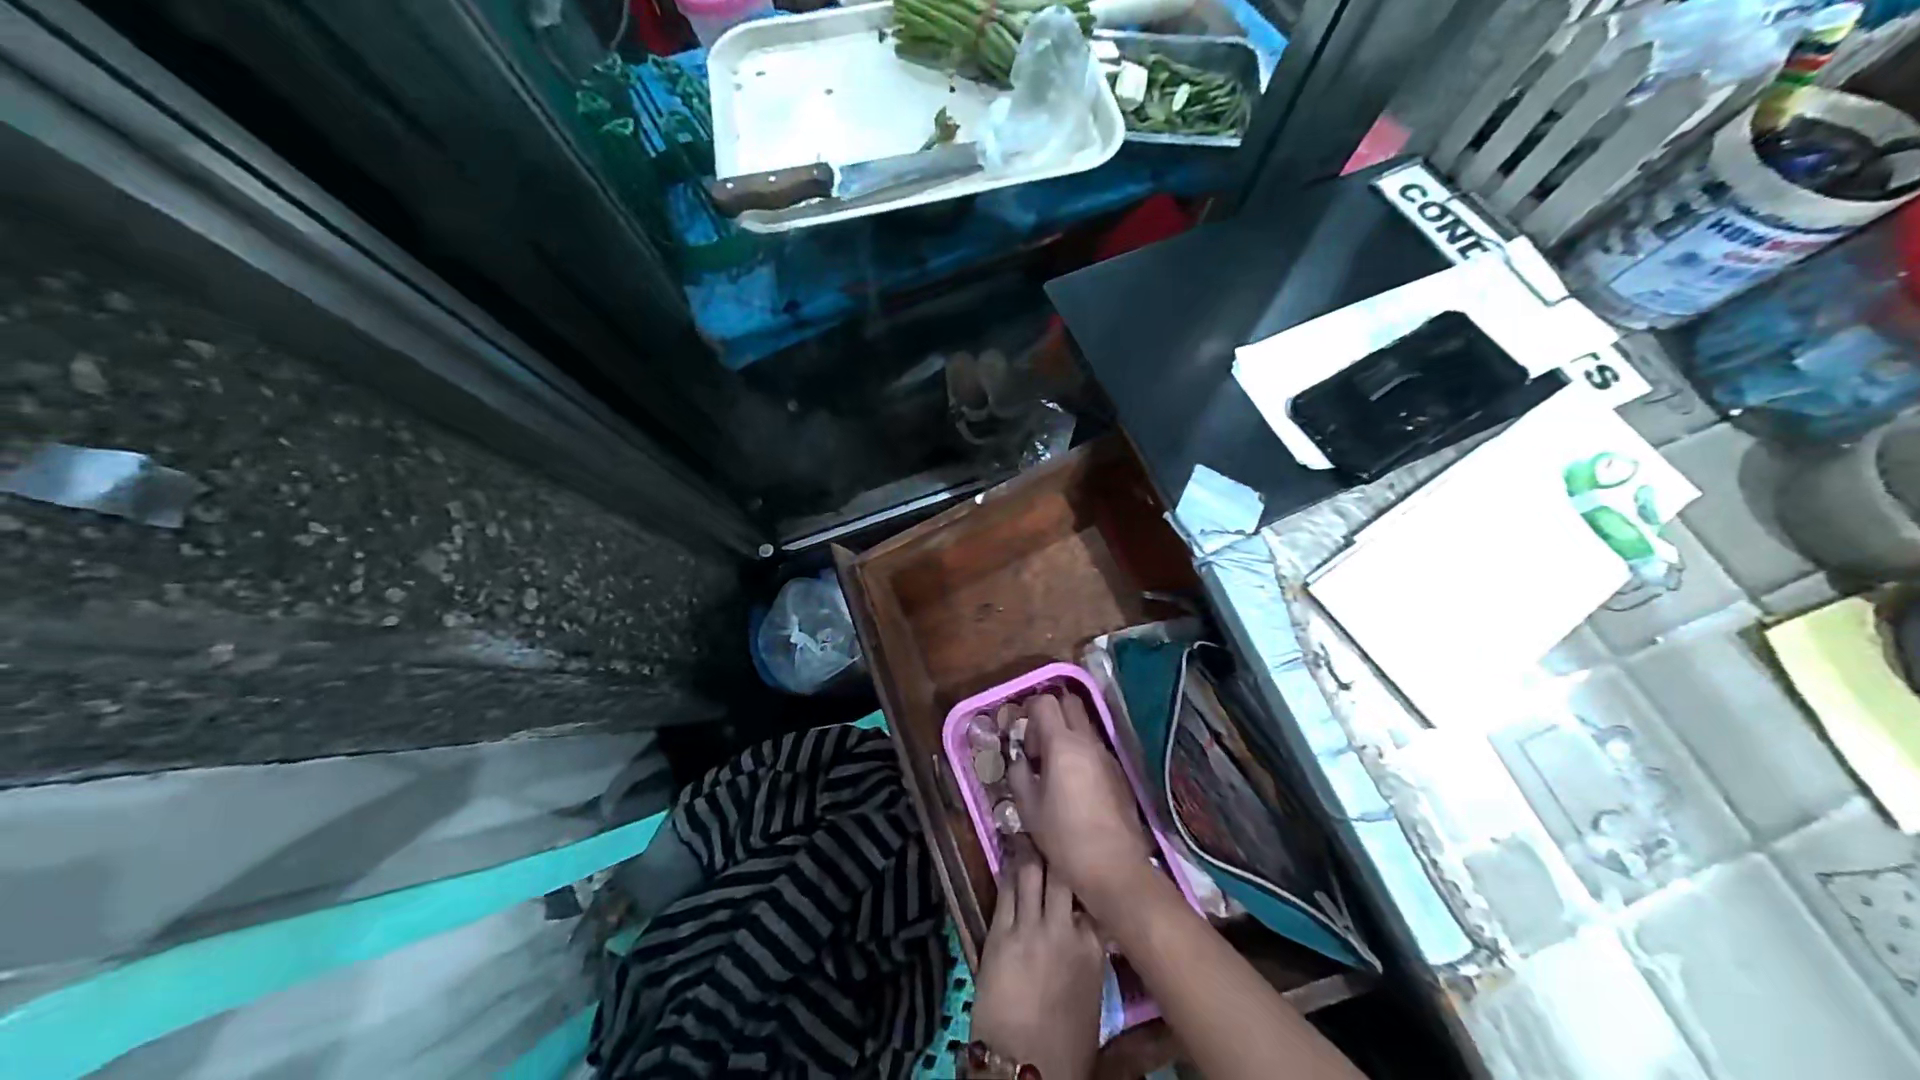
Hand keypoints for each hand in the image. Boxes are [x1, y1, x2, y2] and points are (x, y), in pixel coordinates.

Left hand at [972, 837, 1104, 1079]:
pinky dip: (1008, 868)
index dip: (1092, 870)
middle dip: (1060, 847)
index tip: (1089, 849)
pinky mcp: (999, 933)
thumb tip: (1105, 930)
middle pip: (1064, 873)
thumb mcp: (1094, 998)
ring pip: (1033, 873)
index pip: (1097, 895)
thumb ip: (1098, 956)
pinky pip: (1005, 890)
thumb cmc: (1066, 1046)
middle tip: (1056, 824)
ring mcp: (1030, 927)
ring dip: (1032, 849)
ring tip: (1029, 824)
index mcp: (1095, 948)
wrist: (1024, 1069)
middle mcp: (1065, 929)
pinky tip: (1009, 851)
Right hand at [1006, 691, 1153, 915]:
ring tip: (1052, 767)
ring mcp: (1107, 755)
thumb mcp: (1028, 807)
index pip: (1045, 702)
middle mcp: (1088, 742)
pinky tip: (1073, 784)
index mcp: (1062, 745)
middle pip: (1069, 703)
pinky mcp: (1119, 772)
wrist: (1114, 866)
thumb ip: (1019, 773)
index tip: (1021, 737)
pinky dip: (1080, 751)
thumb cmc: (1064, 837)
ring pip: (1084, 725)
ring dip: (1066, 733)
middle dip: (1050, 713)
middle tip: (1036, 744)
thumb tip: (1019, 759)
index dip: (1029, 711)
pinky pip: (1095, 747)